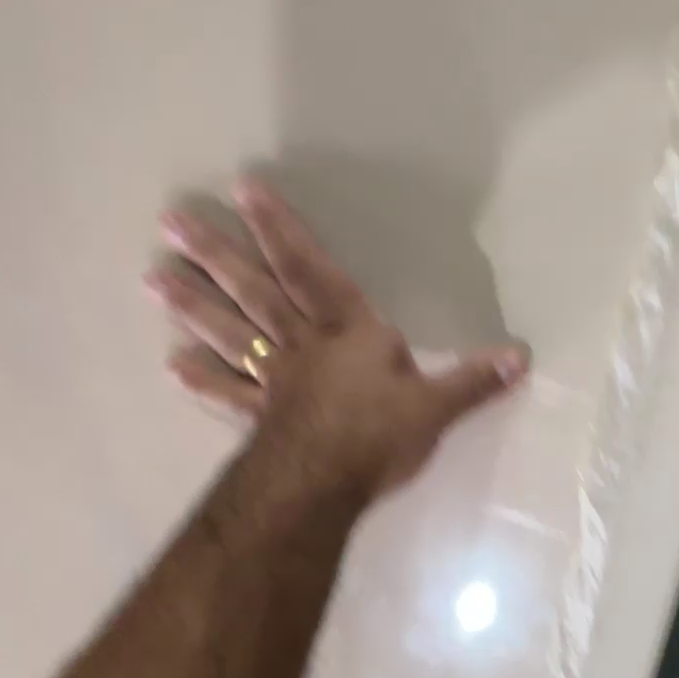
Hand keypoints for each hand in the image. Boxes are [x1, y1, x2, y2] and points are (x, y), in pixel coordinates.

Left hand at [147, 178, 528, 499]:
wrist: (324, 488)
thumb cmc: (379, 436)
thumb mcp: (437, 406)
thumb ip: (475, 379)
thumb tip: (523, 355)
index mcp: (349, 331)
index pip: (311, 268)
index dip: (280, 228)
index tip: (244, 189)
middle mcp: (305, 345)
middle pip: (257, 293)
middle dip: (218, 256)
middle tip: (172, 222)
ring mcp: (277, 381)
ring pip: (233, 334)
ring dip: (195, 306)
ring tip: (155, 278)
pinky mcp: (262, 417)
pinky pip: (230, 393)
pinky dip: (203, 380)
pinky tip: (173, 365)